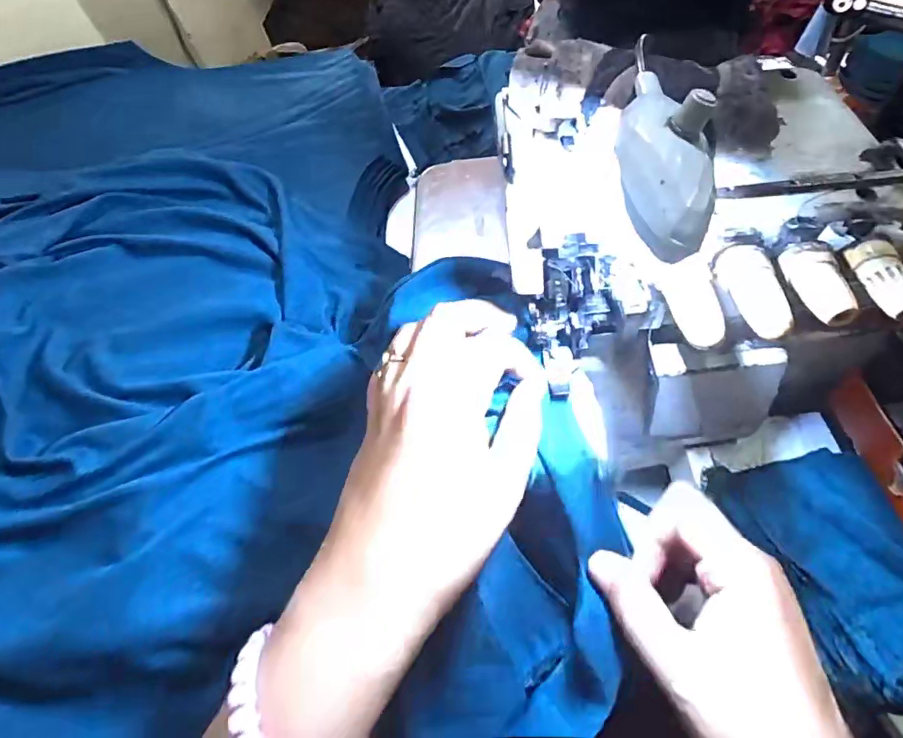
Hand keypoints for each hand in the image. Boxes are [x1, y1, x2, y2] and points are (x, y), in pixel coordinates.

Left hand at [253, 301, 545, 737]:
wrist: (369, 585)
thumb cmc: (447, 537)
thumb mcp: (504, 482)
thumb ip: (522, 422)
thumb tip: (529, 387)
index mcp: (449, 396)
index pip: (492, 346)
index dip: (521, 356)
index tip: (533, 383)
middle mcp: (412, 384)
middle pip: (444, 319)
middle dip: (481, 317)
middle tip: (509, 332)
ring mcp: (385, 398)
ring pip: (412, 332)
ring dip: (448, 327)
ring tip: (476, 343)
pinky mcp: (370, 417)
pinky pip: (392, 359)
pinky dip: (418, 347)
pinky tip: (436, 370)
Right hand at [588, 483, 849, 737]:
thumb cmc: (742, 713)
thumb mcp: (678, 665)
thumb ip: (634, 606)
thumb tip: (598, 559)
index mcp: (740, 561)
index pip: (680, 511)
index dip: (648, 545)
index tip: (636, 592)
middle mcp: (756, 557)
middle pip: (694, 521)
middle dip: (659, 555)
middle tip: (646, 605)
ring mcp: (766, 578)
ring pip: (705, 545)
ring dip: (674, 571)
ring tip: (663, 620)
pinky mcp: (768, 599)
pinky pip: (721, 568)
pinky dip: (694, 585)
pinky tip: (687, 627)